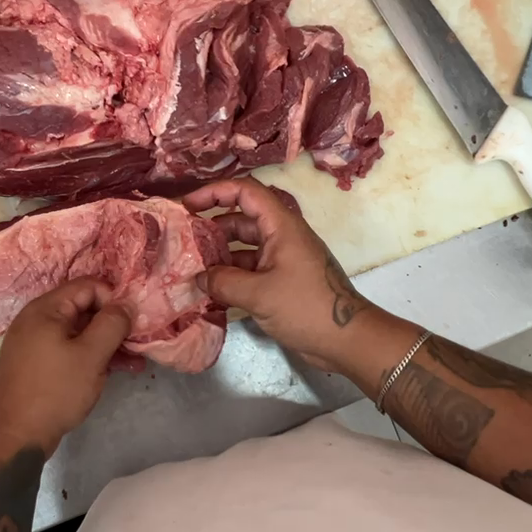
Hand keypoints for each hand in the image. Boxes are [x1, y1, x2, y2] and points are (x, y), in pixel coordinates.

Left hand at [0, 278, 132, 451]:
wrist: (14, 437)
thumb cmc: (54, 391)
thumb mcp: (91, 355)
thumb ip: (112, 324)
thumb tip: (127, 304)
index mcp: (45, 309)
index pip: (88, 286)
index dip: (114, 300)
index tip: (133, 324)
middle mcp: (36, 320)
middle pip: (83, 308)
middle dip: (112, 324)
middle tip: (137, 345)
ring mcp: (33, 343)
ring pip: (78, 332)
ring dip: (105, 344)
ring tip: (132, 363)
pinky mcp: (35, 365)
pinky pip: (68, 350)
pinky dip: (89, 357)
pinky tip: (111, 372)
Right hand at [184, 178, 383, 373]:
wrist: (347, 339)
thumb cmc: (306, 308)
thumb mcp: (258, 294)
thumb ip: (223, 282)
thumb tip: (198, 278)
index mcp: (282, 226)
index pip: (245, 192)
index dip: (215, 192)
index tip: (188, 205)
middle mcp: (282, 236)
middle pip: (242, 218)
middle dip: (212, 225)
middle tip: (184, 239)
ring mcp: (283, 258)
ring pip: (245, 245)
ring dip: (220, 253)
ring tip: (192, 266)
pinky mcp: (283, 280)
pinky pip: (251, 267)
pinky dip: (231, 273)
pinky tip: (211, 288)